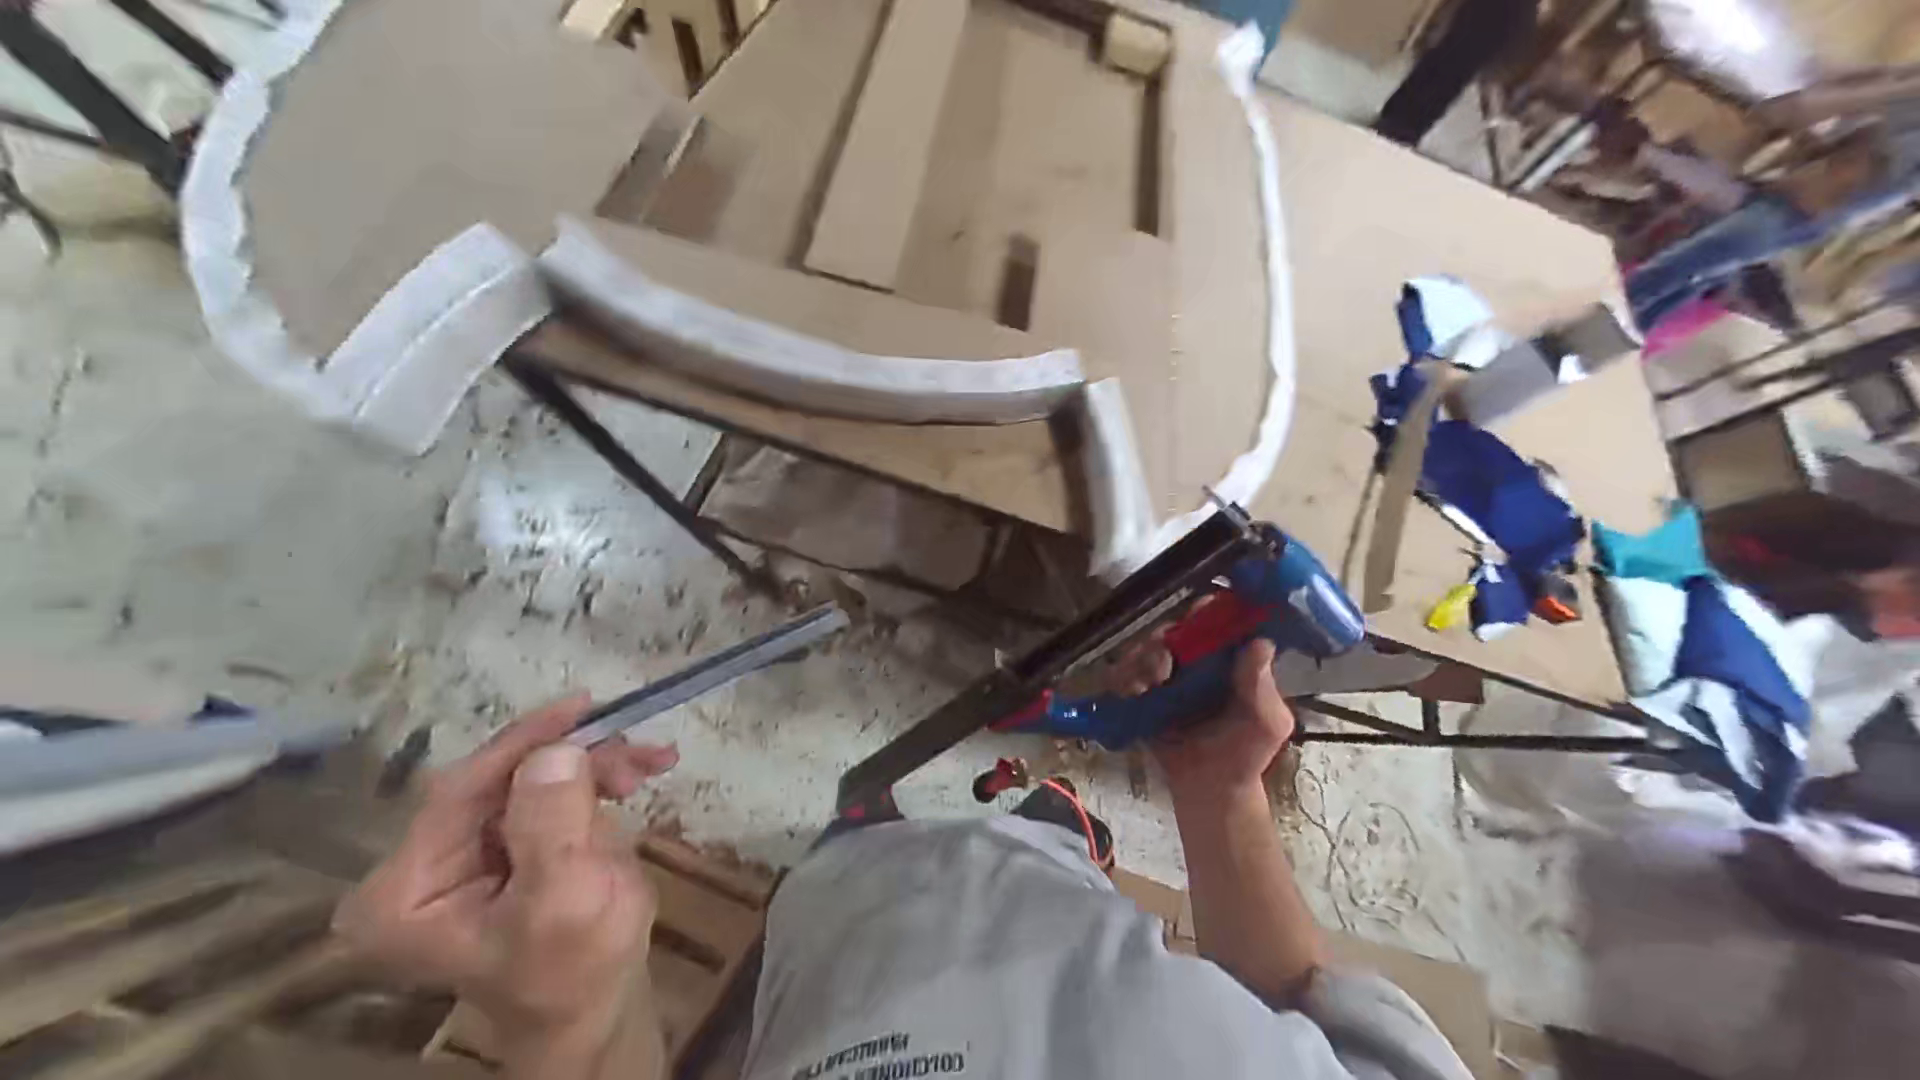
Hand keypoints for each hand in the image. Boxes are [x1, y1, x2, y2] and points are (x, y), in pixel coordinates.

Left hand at [333, 697, 677, 1058]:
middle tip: (635, 744)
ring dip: (600, 762)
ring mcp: (479, 846)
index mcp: (409, 886)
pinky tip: (646, 769)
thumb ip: (552, 826)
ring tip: (653, 763)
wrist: (599, 1003)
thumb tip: (557, 750)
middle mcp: (432, 858)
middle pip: (506, 777)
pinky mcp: (521, 836)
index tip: (581, 706)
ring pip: (540, 773)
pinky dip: (606, 772)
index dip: (522, 742)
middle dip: (577, 755)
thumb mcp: (562, 902)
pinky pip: (561, 786)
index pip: (461, 791)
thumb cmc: (574, 968)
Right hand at [1112, 624, 1294, 805]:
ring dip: (1142, 659)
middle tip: (1165, 660)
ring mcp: (1165, 676)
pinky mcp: (1141, 694)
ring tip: (1150, 684)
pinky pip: (1122, 674)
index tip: (1196, 614)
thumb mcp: (1267, 723)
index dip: (1205, 611)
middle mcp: (1194, 660)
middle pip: (1172, 629)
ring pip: (1143, 648)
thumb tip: (1260, 644)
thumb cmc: (1246, 753)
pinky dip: (1123, 679)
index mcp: (1227, 658)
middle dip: (1164, 638)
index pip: (1214, 619)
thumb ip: (1262, 687)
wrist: (1210, 789)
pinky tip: (1134, 694)